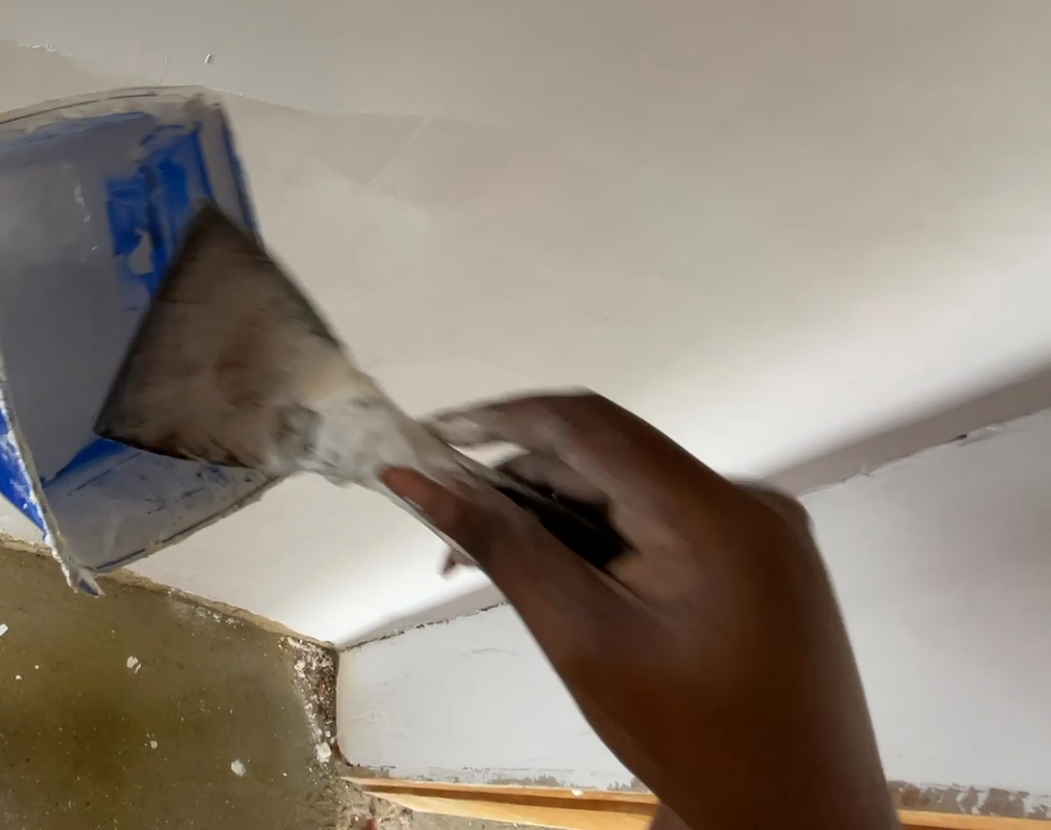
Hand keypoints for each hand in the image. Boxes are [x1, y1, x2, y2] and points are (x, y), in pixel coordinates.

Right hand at [382, 392, 895, 829]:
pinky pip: (635, 515)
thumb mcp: (577, 633)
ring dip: (538, 510)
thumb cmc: (688, 737)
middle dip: (511, 480)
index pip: (586, 426)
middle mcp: (738, 501)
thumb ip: (495, 541)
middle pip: (596, 458)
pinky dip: (577, 532)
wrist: (794, 823)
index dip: (500, 417)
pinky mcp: (737, 551)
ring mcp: (744, 526)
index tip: (432, 434)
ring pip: (609, 486)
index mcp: (712, 516)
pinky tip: (537, 565)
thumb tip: (410, 479)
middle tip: (444, 513)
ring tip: (477, 553)